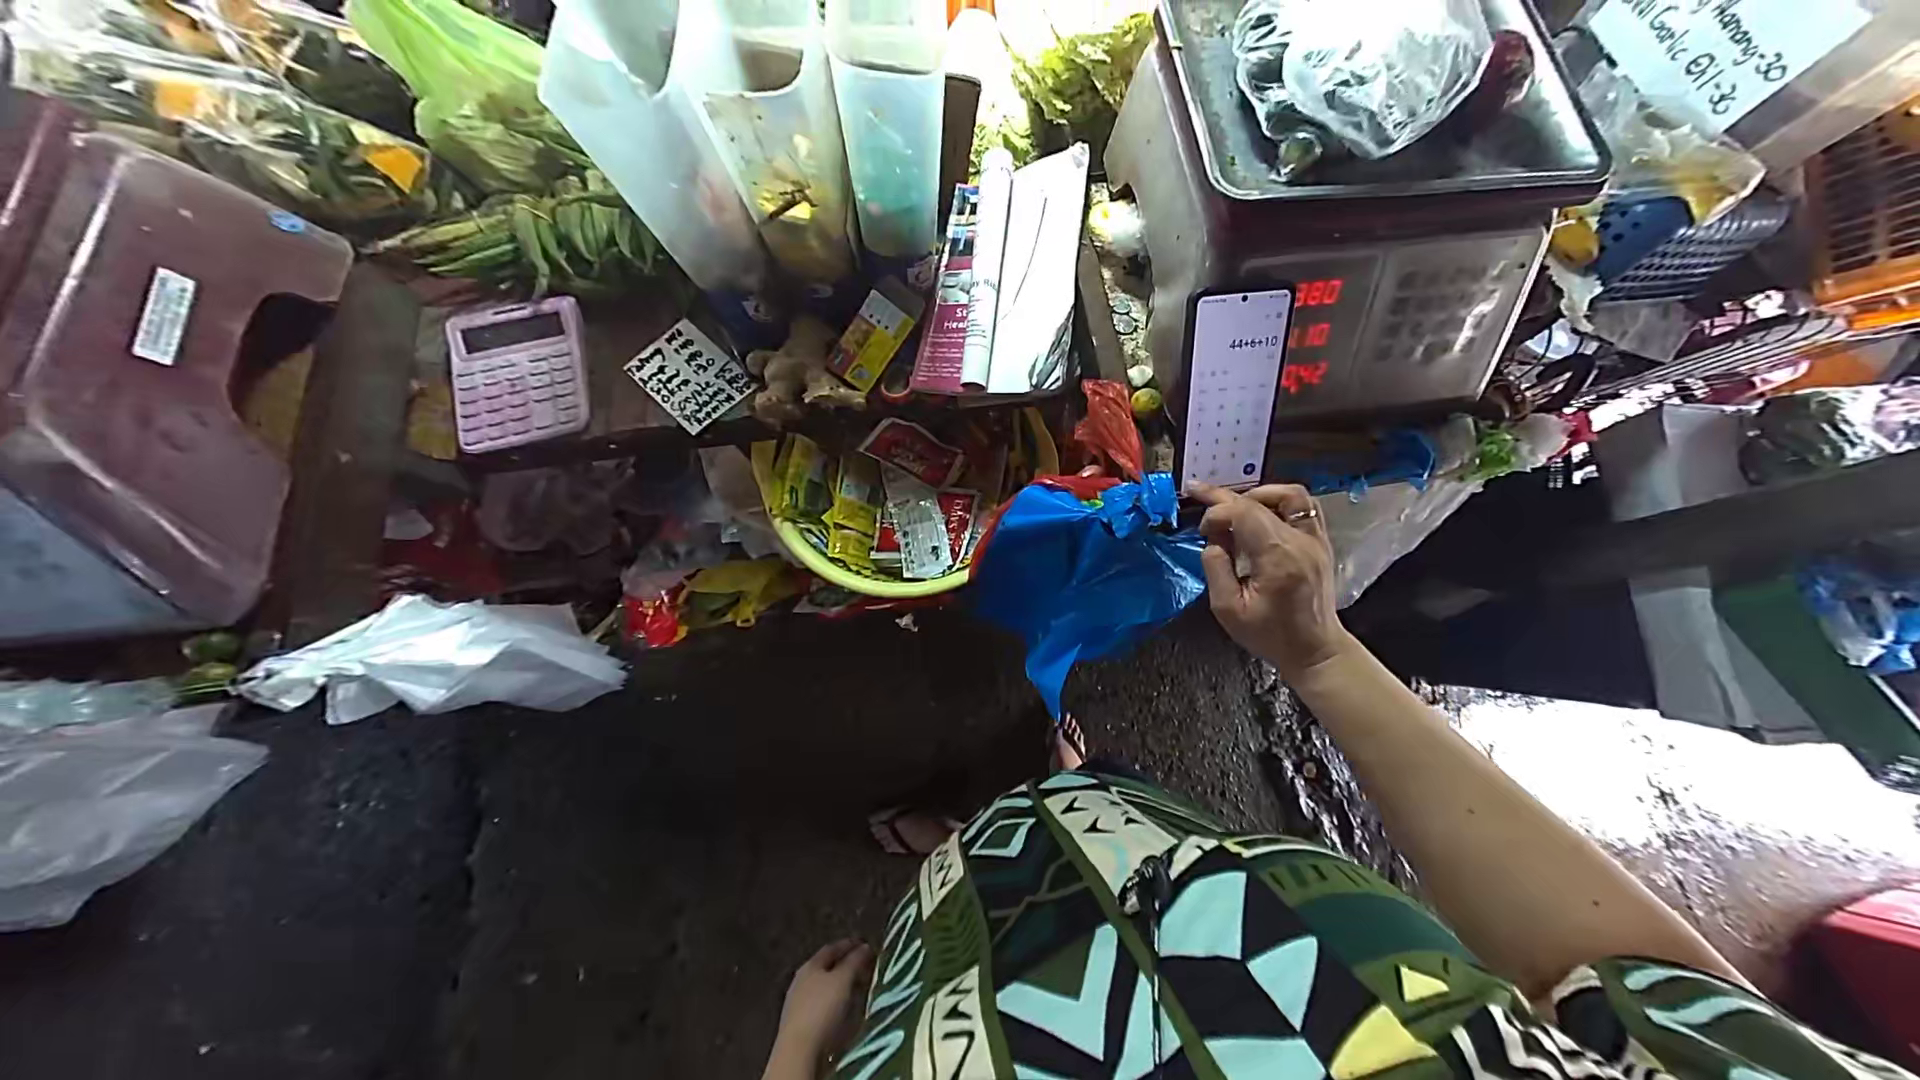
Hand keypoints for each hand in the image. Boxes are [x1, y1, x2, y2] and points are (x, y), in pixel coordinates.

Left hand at [772, 938, 874, 1066]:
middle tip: (865, 967)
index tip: (865, 945)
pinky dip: (834, 1002)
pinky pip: (821, 1005)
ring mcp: (798, 1002)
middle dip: (846, 965)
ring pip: (824, 987)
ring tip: (857, 989)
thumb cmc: (822, 1010)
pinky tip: (842, 1010)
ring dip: (840, 985)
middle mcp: (801, 980)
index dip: (850, 945)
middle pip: (827, 967)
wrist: (798, 1052)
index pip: (832, 948)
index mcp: (810, 965)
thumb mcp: (843, 980)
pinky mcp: (799, 1023)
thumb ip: (854, 961)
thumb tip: (865, 947)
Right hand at [1191, 483, 1352, 679]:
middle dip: (1225, 498)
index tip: (1203, 532)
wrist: (1315, 650)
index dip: (1216, 513)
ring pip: (1288, 495)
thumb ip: (1215, 568)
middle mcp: (1300, 541)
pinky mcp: (1320, 543)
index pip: (1243, 512)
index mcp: (1277, 557)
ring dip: (1256, 495)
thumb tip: (1213, 541)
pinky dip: (1277, 502)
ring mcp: (1315, 539)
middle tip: (1198, 492)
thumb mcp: (1228, 609)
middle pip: (1260, 501)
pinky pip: (1303, 506)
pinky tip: (1259, 513)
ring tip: (1233, 505)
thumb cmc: (1270, 635)